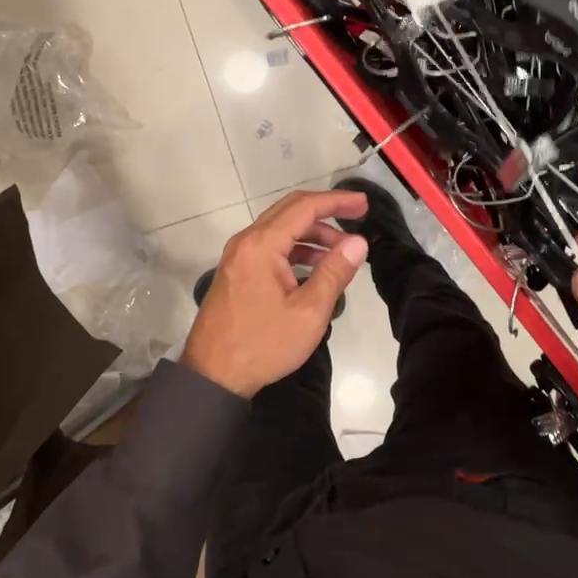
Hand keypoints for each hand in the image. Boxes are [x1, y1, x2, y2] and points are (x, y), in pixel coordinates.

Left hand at [182, 190, 370, 397]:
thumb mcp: (308, 312)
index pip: (304, 207)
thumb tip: (358, 243)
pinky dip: (296, 249)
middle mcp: (246, 241)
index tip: (364, 204)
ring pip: (281, 229)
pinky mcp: (238, 271)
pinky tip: (316, 267)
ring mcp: (239, 256)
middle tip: (357, 216)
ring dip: (312, 233)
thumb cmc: (263, 344)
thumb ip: (334, 272)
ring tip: (342, 252)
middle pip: (290, 210)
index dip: (337, 201)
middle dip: (326, 210)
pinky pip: (271, 247)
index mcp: (261, 245)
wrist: (212, 376)